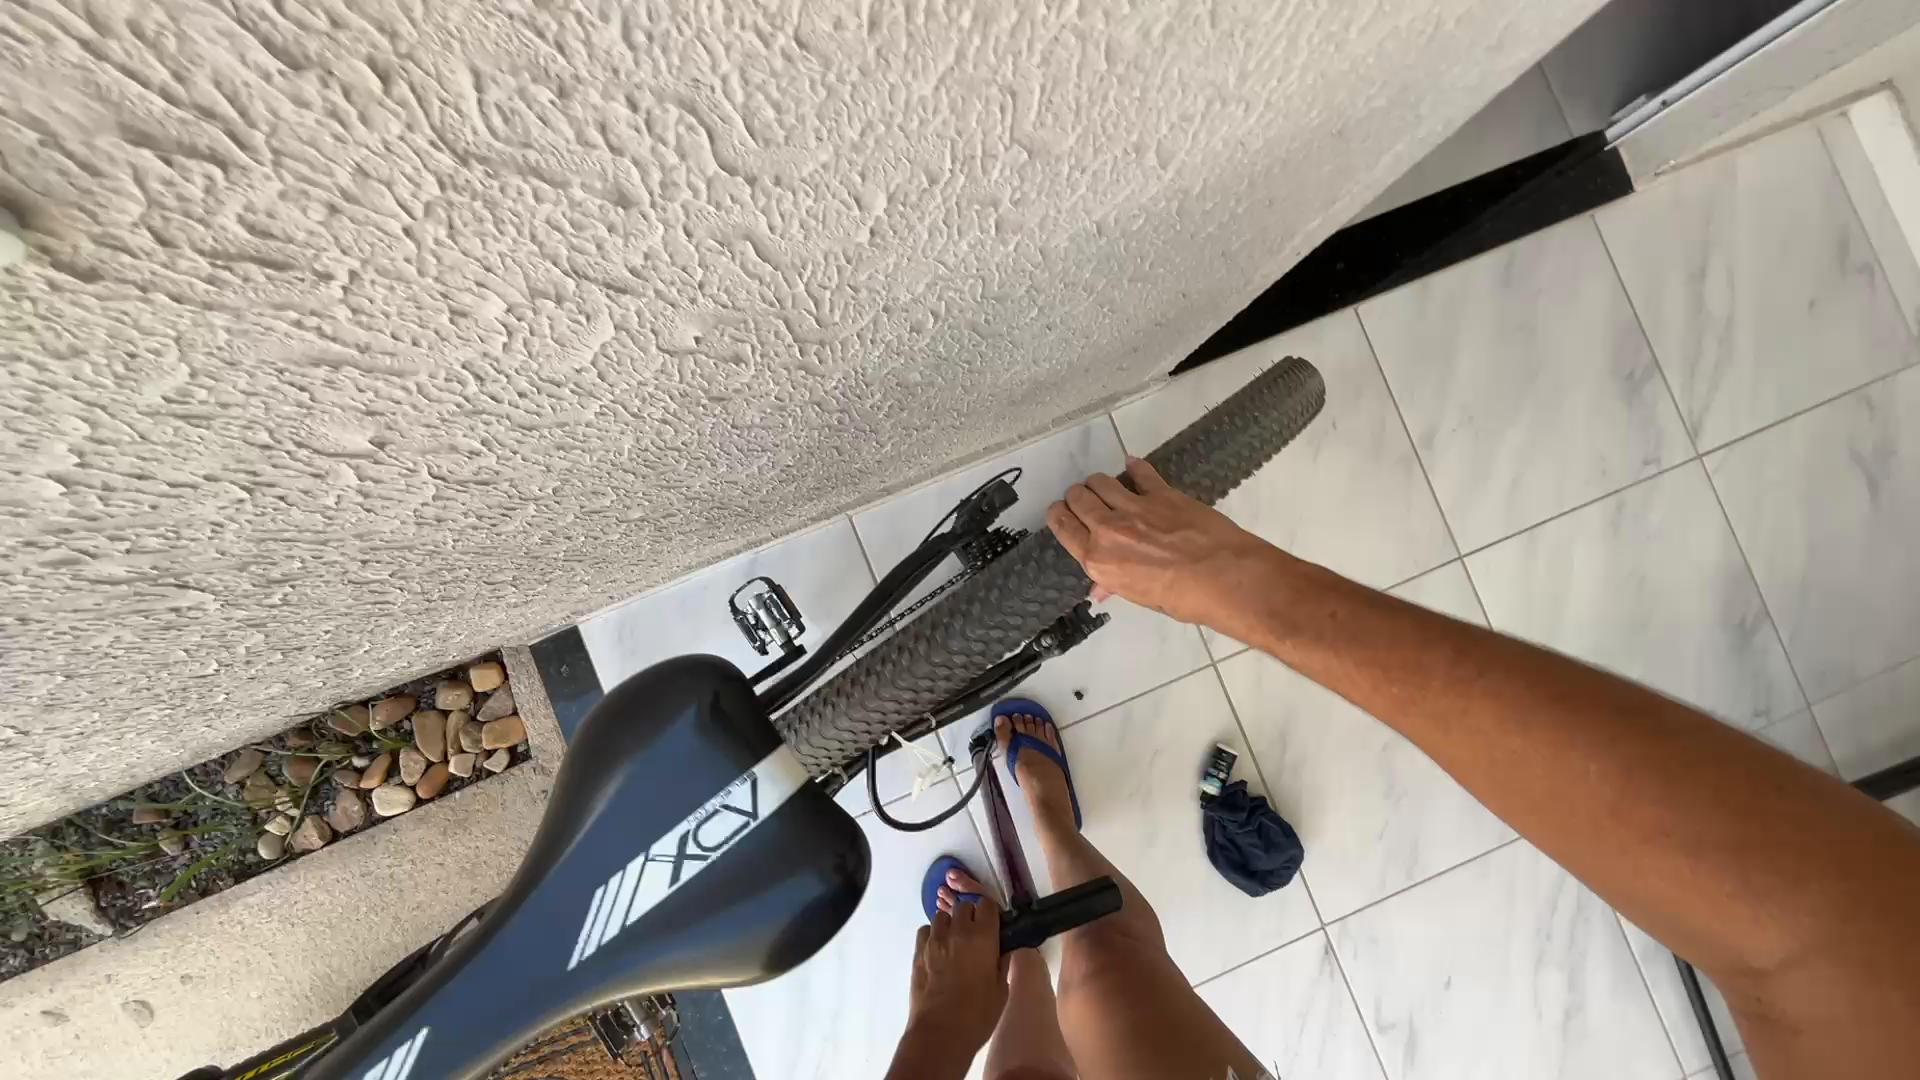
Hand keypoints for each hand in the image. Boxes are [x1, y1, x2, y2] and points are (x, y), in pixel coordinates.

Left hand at [901, 901, 1007, 1062]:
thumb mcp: (1001, 991)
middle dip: (970, 917)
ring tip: (954, 944)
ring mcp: (935, 939)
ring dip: (950, 925)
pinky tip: (937, 951)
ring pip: (943, 916)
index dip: (991, 914)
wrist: (940, 1034)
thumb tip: (1004, 949)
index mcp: (982, 937)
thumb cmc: (977, 1016)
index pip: (987, 904)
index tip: (993, 926)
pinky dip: (932, 935)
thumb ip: (1003, 963)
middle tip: (974, 937)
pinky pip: (925, 930)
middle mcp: (958, 930)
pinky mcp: (917, 950)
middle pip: (964, 906)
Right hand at [1046, 456, 1290, 631]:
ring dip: (1099, 482)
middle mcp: (1108, 530)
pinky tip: (1134, 466)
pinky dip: (1135, 468)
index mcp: (1097, 560)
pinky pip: (1141, 472)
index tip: (1059, 511)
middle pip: (1078, 498)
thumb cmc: (1181, 598)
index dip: (1057, 514)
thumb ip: (1114, 583)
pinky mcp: (1161, 493)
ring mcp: (1134, 508)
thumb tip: (1099, 589)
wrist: (1223, 578)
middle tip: (1084, 500)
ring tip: (1106, 487)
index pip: (1062, 526)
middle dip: (1077, 496)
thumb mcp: (1139, 597)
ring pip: (1101, 481)